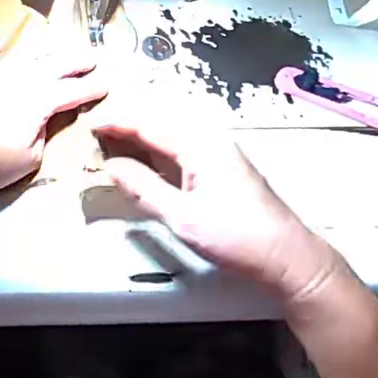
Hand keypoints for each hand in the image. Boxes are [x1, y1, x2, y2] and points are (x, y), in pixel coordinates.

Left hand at [0, 37, 109, 205]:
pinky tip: (4, 45)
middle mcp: (21, 76)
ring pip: (28, 50)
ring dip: (47, 49)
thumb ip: (44, 131)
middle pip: (56, 62)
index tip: (105, 85)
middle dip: (77, 60)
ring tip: (59, 49)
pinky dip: (0, 46)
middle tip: (91, 58)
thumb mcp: (30, 157)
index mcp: (40, 99)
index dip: (92, 88)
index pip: (74, 90)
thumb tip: (46, 117)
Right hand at [90, 103, 348, 309]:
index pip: (147, 123)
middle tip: (95, 132)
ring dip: (139, 136)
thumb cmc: (239, 238)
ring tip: (111, 143)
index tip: (90, 123)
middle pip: (158, 121)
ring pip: (168, 133)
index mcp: (199, 144)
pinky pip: (179, 145)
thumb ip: (143, 188)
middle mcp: (209, 139)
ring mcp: (216, 151)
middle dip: (125, 124)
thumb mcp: (182, 217)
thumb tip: (112, 166)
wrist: (287, 257)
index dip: (116, 121)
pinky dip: (155, 148)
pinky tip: (143, 159)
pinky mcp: (220, 165)